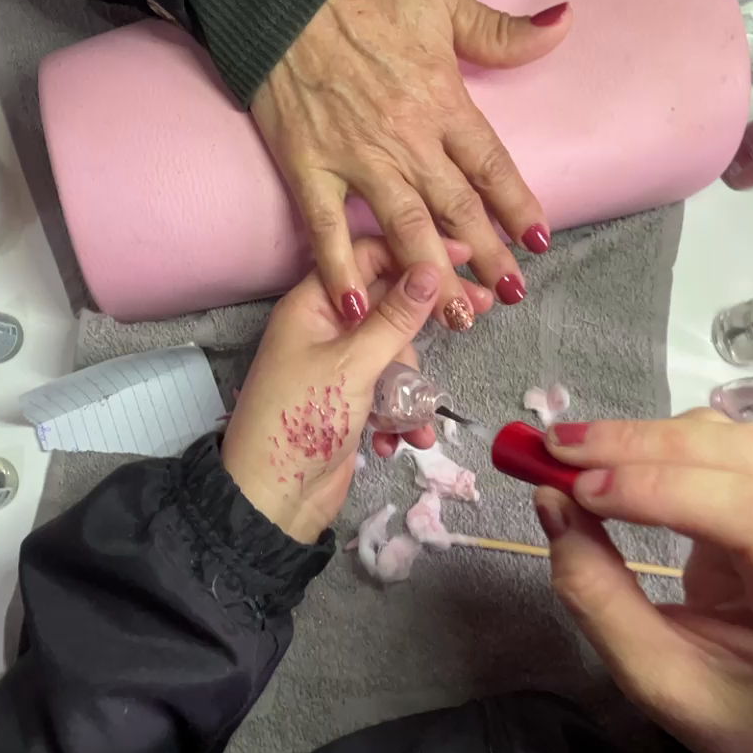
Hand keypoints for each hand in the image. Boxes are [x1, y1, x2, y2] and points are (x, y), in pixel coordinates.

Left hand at [221, 238, 461, 542]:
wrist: (273, 498)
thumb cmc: (301, 418)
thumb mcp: (352, 364)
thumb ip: (395, 317)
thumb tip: (430, 268)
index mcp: (313, 305)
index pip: (367, 259)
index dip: (412, 253)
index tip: (461, 255)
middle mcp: (325, 329)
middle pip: (388, 307)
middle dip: (426, 322)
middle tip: (479, 311)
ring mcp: (338, 367)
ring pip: (394, 355)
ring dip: (411, 387)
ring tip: (413, 414)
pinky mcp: (350, 402)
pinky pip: (388, 393)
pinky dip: (399, 415)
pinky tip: (402, 440)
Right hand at [251, 0, 568, 332]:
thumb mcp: (444, 0)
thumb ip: (503, 29)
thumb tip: (566, 22)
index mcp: (443, 102)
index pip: (492, 167)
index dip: (518, 206)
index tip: (539, 242)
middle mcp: (406, 141)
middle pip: (456, 210)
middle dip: (487, 257)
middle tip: (507, 296)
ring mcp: (356, 161)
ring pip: (404, 230)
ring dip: (433, 278)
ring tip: (456, 319)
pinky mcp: (310, 169)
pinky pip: (328, 229)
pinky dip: (340, 269)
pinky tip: (356, 307)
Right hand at [533, 410, 752, 752]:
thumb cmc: (730, 717)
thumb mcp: (650, 676)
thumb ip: (594, 592)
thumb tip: (550, 499)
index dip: (662, 488)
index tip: (578, 488)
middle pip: (751, 462)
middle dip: (641, 446)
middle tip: (556, 447)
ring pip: (743, 441)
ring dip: (651, 437)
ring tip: (580, 450)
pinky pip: (739, 448)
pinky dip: (669, 442)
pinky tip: (624, 461)